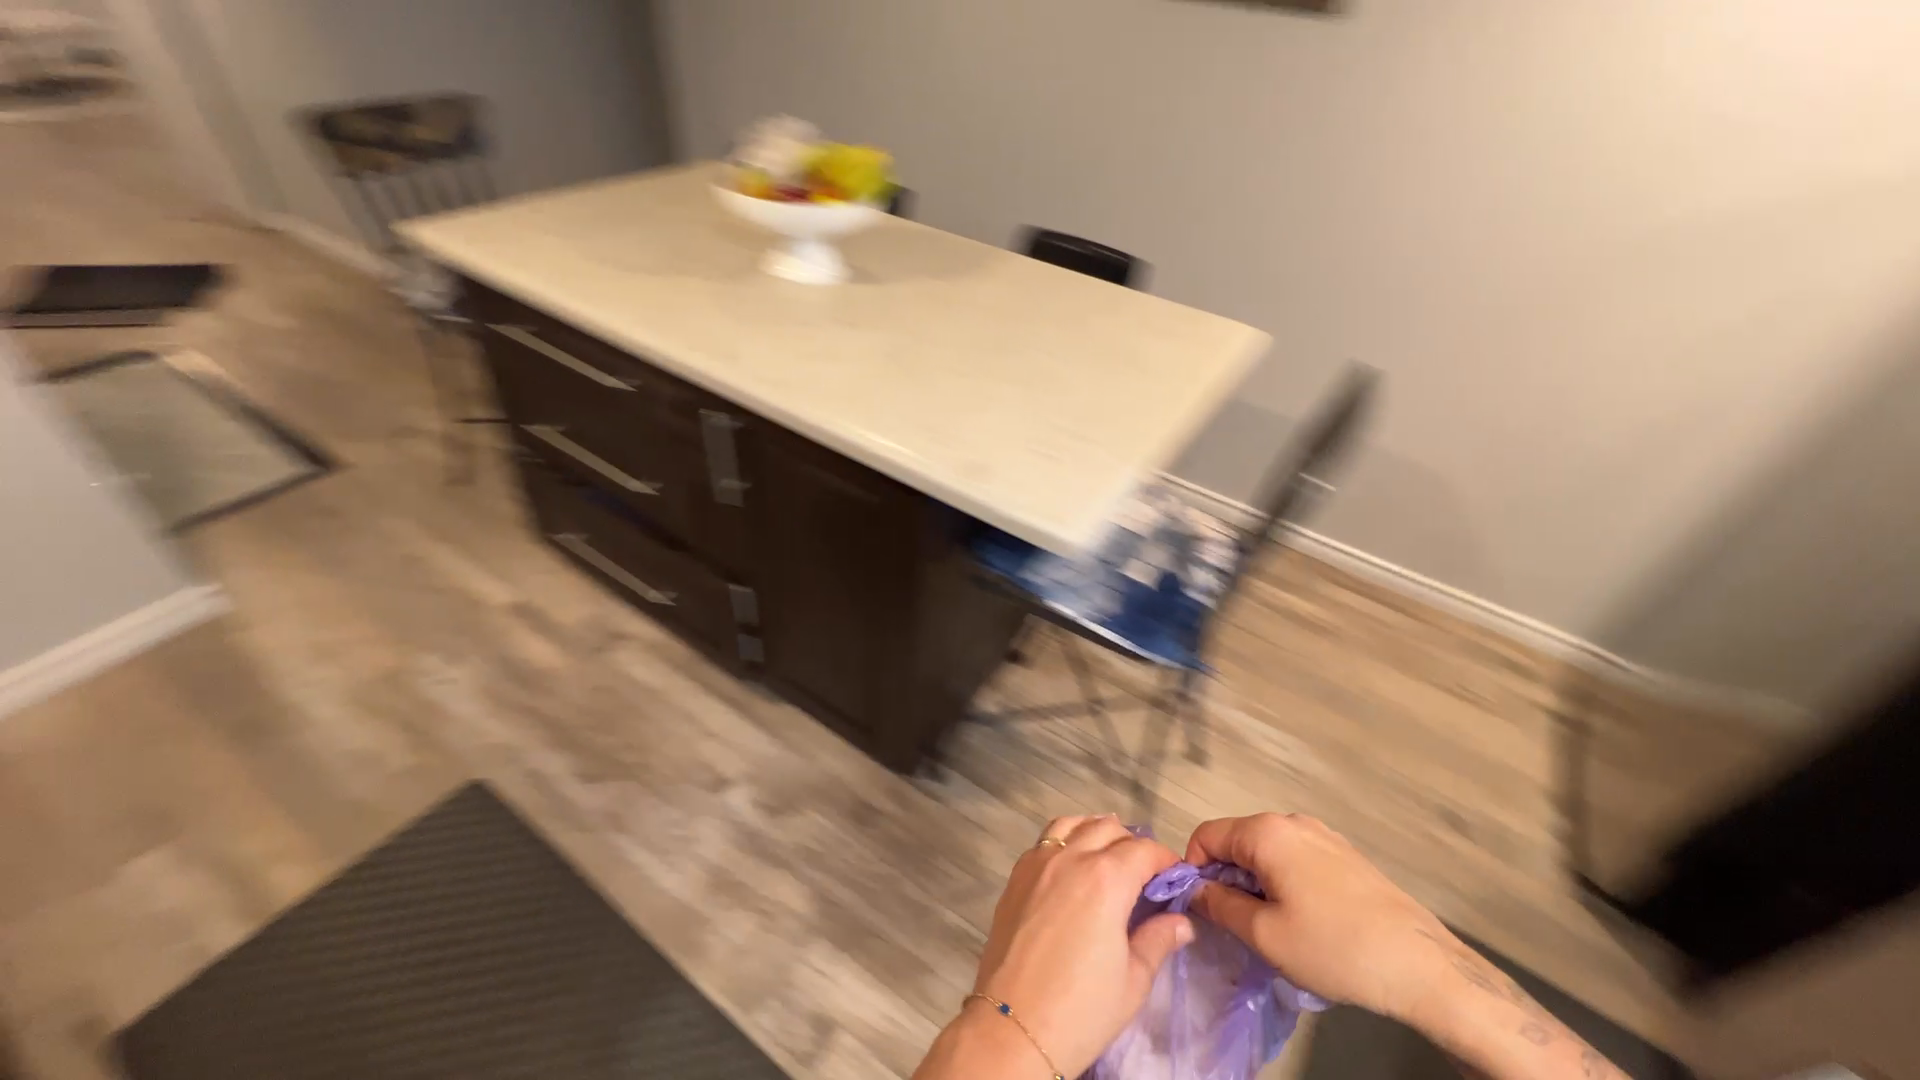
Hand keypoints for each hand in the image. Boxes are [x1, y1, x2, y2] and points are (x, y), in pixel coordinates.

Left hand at [969, 815, 1192, 1077]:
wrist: (1013, 1028)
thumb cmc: (1081, 1009)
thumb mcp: (1133, 980)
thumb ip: (1158, 940)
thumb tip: (1180, 922)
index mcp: (1106, 879)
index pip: (1145, 850)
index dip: (1166, 861)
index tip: (1176, 879)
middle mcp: (1070, 858)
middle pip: (1108, 828)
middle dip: (1132, 844)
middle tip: (1145, 875)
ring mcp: (1037, 863)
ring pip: (1072, 824)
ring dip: (1095, 832)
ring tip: (1108, 857)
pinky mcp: (1015, 877)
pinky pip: (1044, 841)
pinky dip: (1064, 842)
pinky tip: (1072, 869)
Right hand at [1186, 812, 1453, 1022]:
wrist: (1422, 967)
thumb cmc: (1334, 948)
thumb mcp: (1264, 934)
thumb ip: (1218, 904)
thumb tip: (1194, 890)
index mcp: (1267, 832)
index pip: (1206, 836)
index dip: (1194, 871)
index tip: (1205, 910)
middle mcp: (1293, 821)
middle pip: (1237, 840)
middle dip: (1227, 877)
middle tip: (1238, 925)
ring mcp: (1324, 835)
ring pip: (1267, 852)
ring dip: (1257, 883)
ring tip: (1274, 928)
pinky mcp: (1346, 855)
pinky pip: (1296, 859)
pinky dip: (1285, 883)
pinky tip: (1306, 922)